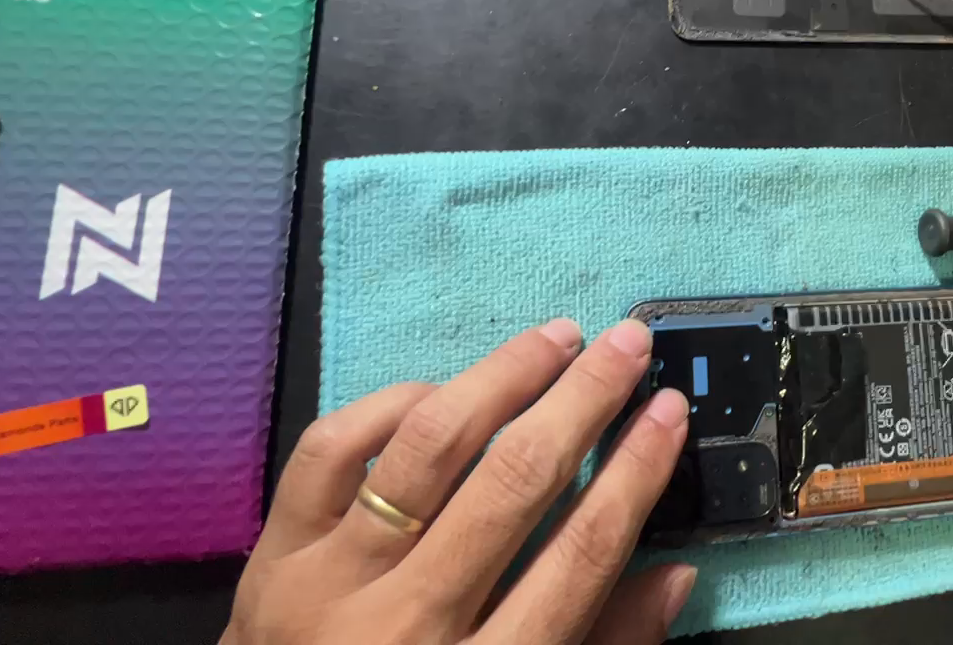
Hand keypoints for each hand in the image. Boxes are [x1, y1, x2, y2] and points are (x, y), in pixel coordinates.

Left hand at [222, 319, 694, 644]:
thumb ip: (604, 644)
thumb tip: (679, 572)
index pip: (580, 555)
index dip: (635, 471)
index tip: (668, 407)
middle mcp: (404, 627)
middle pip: (512, 483)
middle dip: (583, 398)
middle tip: (627, 342)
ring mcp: (327, 584)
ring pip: (430, 445)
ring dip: (504, 375)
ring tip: (556, 338)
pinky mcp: (273, 553)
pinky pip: (333, 447)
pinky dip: (394, 402)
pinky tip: (440, 389)